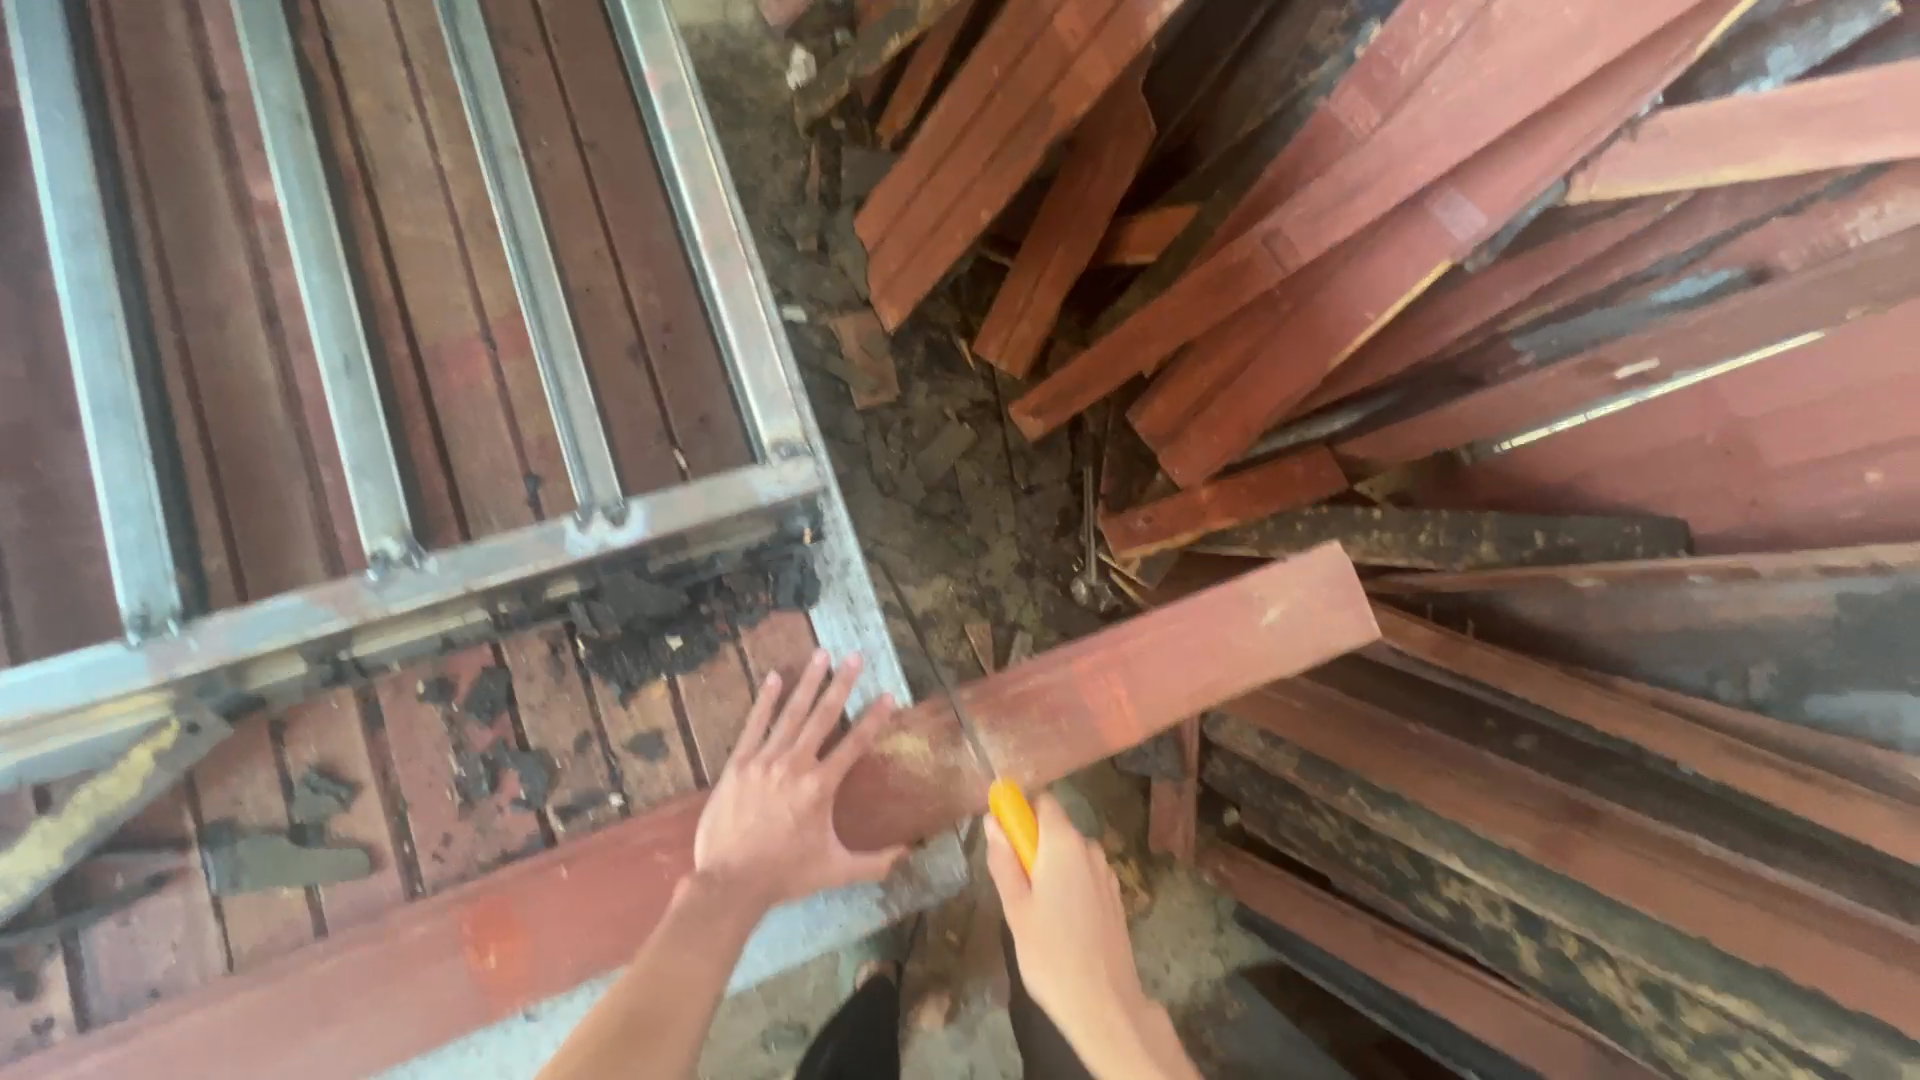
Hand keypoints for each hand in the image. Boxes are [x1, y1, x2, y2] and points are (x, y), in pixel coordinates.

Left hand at [691, 650, 908, 911]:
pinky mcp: (738, 765)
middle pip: (823, 717)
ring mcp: (764, 762)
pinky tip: (773, 677)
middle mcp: (795, 766)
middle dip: (841, 684)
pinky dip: (764, 701)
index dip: (874, 718)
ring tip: (821, 655)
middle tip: (855, 657)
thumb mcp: (835, 870)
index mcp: (820, 787)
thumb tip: (908, 855)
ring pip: (791, 714)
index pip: (854, 744)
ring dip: (808, 682)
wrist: (730, 883)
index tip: (887, 694)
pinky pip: (754, 725)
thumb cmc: (785, 875)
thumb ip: (873, 863)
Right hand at [986, 795, 1149, 1049]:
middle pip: (1056, 829)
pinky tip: (1062, 923)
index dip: (1021, 813)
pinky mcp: (1116, 896)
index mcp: (1064, 844)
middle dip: (1033, 847)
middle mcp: (1090, 849)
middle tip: (1016, 889)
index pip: (1043, 802)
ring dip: (1052, 869)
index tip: (1005, 840)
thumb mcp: (1016, 908)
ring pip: (1070, 855)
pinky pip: (1085, 875)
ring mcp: (1107, 873)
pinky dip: (1070, 886)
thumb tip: (993, 822)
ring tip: (1038, 913)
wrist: (1104, 1004)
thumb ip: (1004, 861)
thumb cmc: (1050, 954)